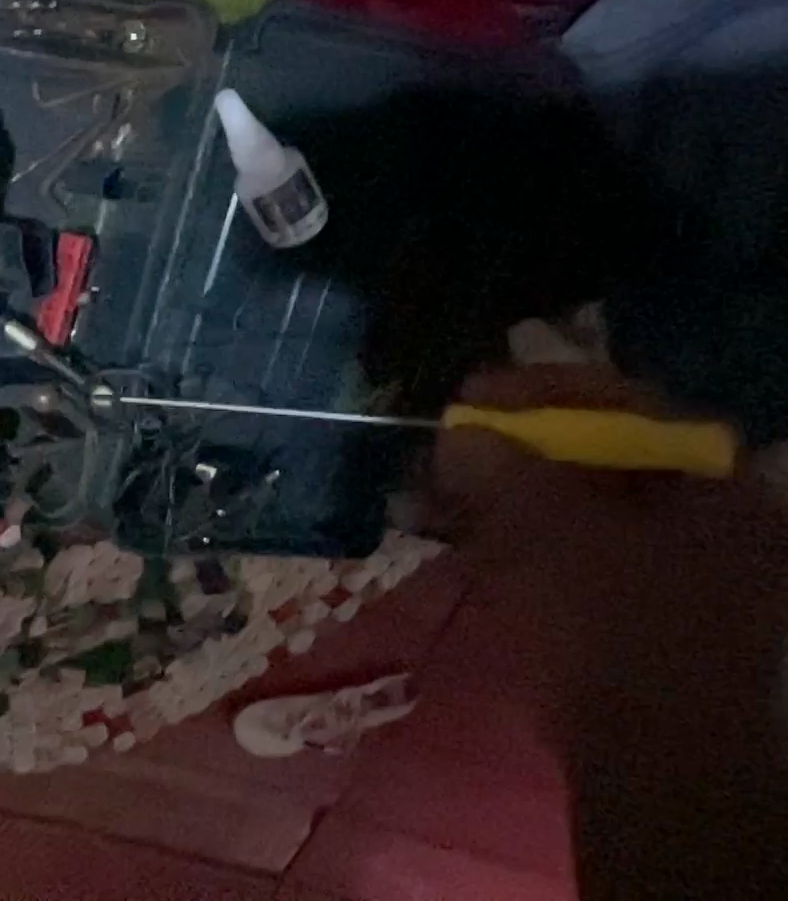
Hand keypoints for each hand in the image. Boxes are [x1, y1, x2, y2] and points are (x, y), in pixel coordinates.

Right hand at [428, 363, 782, 733]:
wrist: (642, 745)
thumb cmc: (607, 621)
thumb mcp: (544, 530)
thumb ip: (499, 467)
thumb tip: (458, 432)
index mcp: (711, 485)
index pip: (623, 405)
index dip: (541, 388)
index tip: (471, 390)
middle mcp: (698, 512)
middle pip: (588, 450)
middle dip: (504, 441)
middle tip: (444, 438)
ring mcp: (658, 558)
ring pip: (559, 497)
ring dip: (487, 486)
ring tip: (422, 488)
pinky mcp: (614, 594)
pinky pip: (548, 538)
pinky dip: (495, 526)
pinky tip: (440, 527)